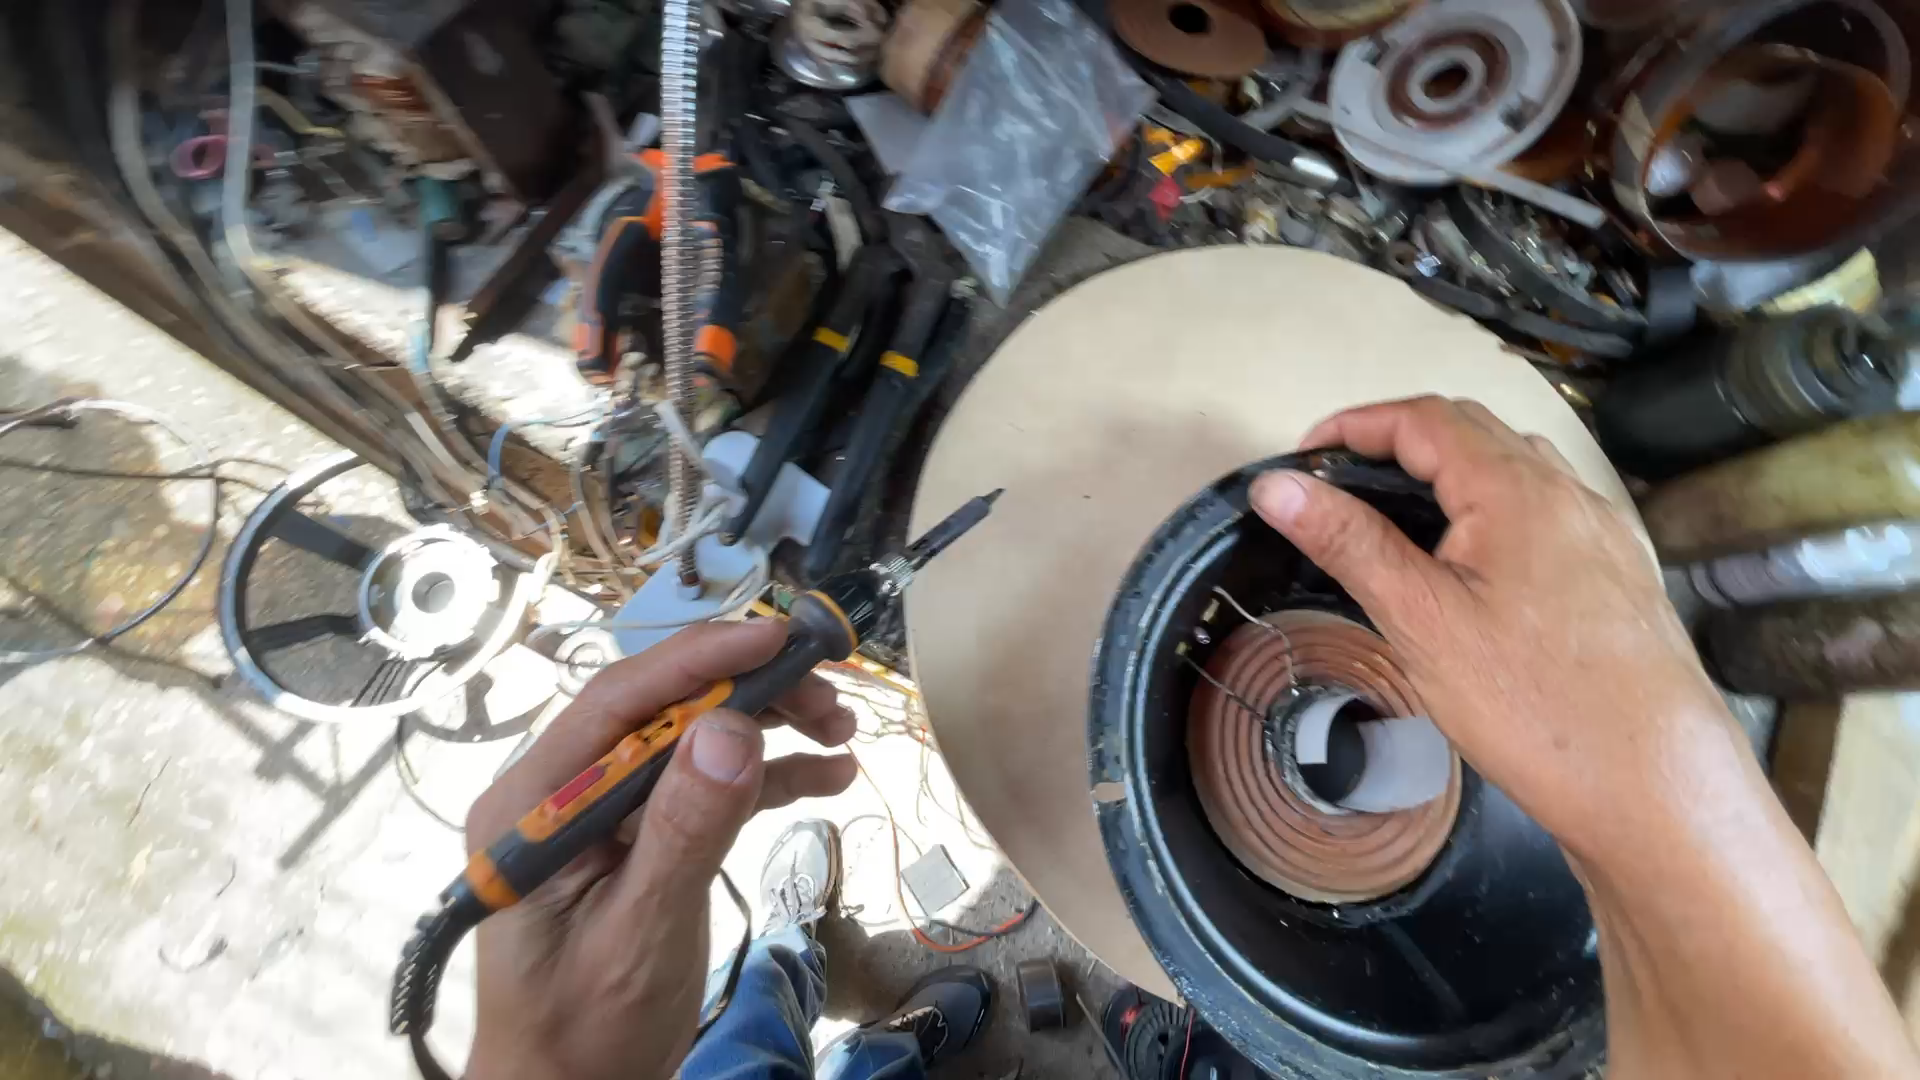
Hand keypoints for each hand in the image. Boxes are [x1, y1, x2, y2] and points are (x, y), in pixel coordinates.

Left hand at [464, 620, 858, 1079]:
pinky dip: (776, 771)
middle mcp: (577, 785)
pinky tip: (829, 775)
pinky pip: (720, 779)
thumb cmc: (588, 1028)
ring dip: (774, 723)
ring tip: (840, 729)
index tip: (778, 637)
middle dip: (755, 690)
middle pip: (672, 705)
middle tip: (829, 698)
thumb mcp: (639, 934)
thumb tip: (734, 729)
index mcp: (541, 799)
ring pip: (704, 732)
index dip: (702, 657)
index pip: (621, 699)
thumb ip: (683, 830)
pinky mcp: (659, 825)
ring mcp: (620, 804)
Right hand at [1251, 397, 1919, 1079]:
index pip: (1423, 419)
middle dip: (1392, 440)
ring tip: (1384, 514)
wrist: (1658, 793)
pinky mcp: (1611, 573)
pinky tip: (1458, 557)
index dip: (1354, 424)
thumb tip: (1274, 486)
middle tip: (1334, 483)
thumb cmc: (1527, 700)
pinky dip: (1476, 503)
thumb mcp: (1417, 617)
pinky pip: (1534, 507)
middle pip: (1469, 430)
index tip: (1302, 457)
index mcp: (1517, 491)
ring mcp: (1598, 533)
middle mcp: (1568, 494)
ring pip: (1506, 467)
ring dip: (1437, 469)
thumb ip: (1346, 540)